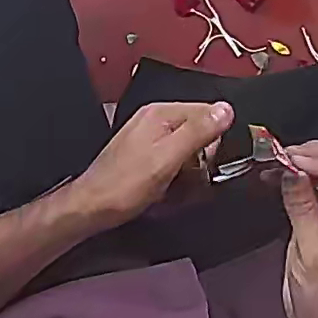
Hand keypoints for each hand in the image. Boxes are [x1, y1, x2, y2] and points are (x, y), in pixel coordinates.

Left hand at [63, 102, 232, 230]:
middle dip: (202, 157)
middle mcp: (155, 118)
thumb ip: (198, 132)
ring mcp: (150, 135)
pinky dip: (177, 174)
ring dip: (190, 169)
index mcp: (161, 113)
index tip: (210, 161)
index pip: (208, 112)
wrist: (91, 207)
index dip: (215, 138)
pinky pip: (176, 158)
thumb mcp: (168, 158)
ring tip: (176, 186)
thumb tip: (226, 110)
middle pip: (199, 130)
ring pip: (189, 147)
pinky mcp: (147, 153)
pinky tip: (168, 188)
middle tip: (189, 178)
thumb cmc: (124, 185)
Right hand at [278, 141, 317, 317]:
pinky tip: (277, 174)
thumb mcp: (314, 254)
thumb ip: (302, 206)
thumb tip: (289, 167)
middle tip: (281, 151)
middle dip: (314, 156)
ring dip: (302, 165)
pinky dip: (296, 180)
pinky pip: (313, 192)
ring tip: (274, 159)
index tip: (290, 155)